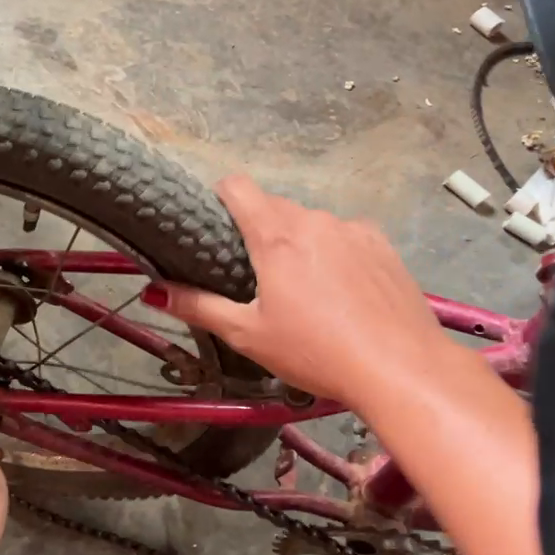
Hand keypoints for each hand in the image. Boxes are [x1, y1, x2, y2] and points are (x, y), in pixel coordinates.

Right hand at [142, 175, 456, 416]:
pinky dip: (333, 253)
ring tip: (303, 290)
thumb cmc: (315, 351)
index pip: (237, 186)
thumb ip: (198, 307)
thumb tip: (152, 293)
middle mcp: (315, 220)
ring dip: (298, 243)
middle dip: (258, 231)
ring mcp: (354, 229)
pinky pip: (345, 236)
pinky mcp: (383, 245)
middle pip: (274, 207)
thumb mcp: (248, 335)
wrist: (402, 368)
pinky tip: (341, 292)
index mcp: (276, 236)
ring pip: (311, 223)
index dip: (219, 197)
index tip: (214, 224)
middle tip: (254, 275)